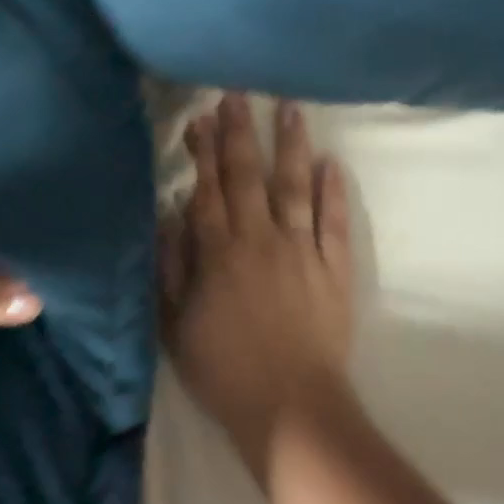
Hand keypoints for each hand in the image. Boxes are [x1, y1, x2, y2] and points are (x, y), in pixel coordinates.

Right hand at [158, 93, 353, 448]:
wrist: (290, 408)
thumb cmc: (223, 370)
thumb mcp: (175, 326)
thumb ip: (170, 267)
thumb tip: (168, 214)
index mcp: (218, 252)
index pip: (208, 189)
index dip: (203, 151)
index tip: (201, 118)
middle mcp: (260, 239)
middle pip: (247, 175)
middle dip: (240, 132)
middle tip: (237, 94)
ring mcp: (301, 250)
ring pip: (294, 185)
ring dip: (290, 145)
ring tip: (288, 107)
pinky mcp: (334, 269)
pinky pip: (334, 222)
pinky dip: (334, 191)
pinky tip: (332, 162)